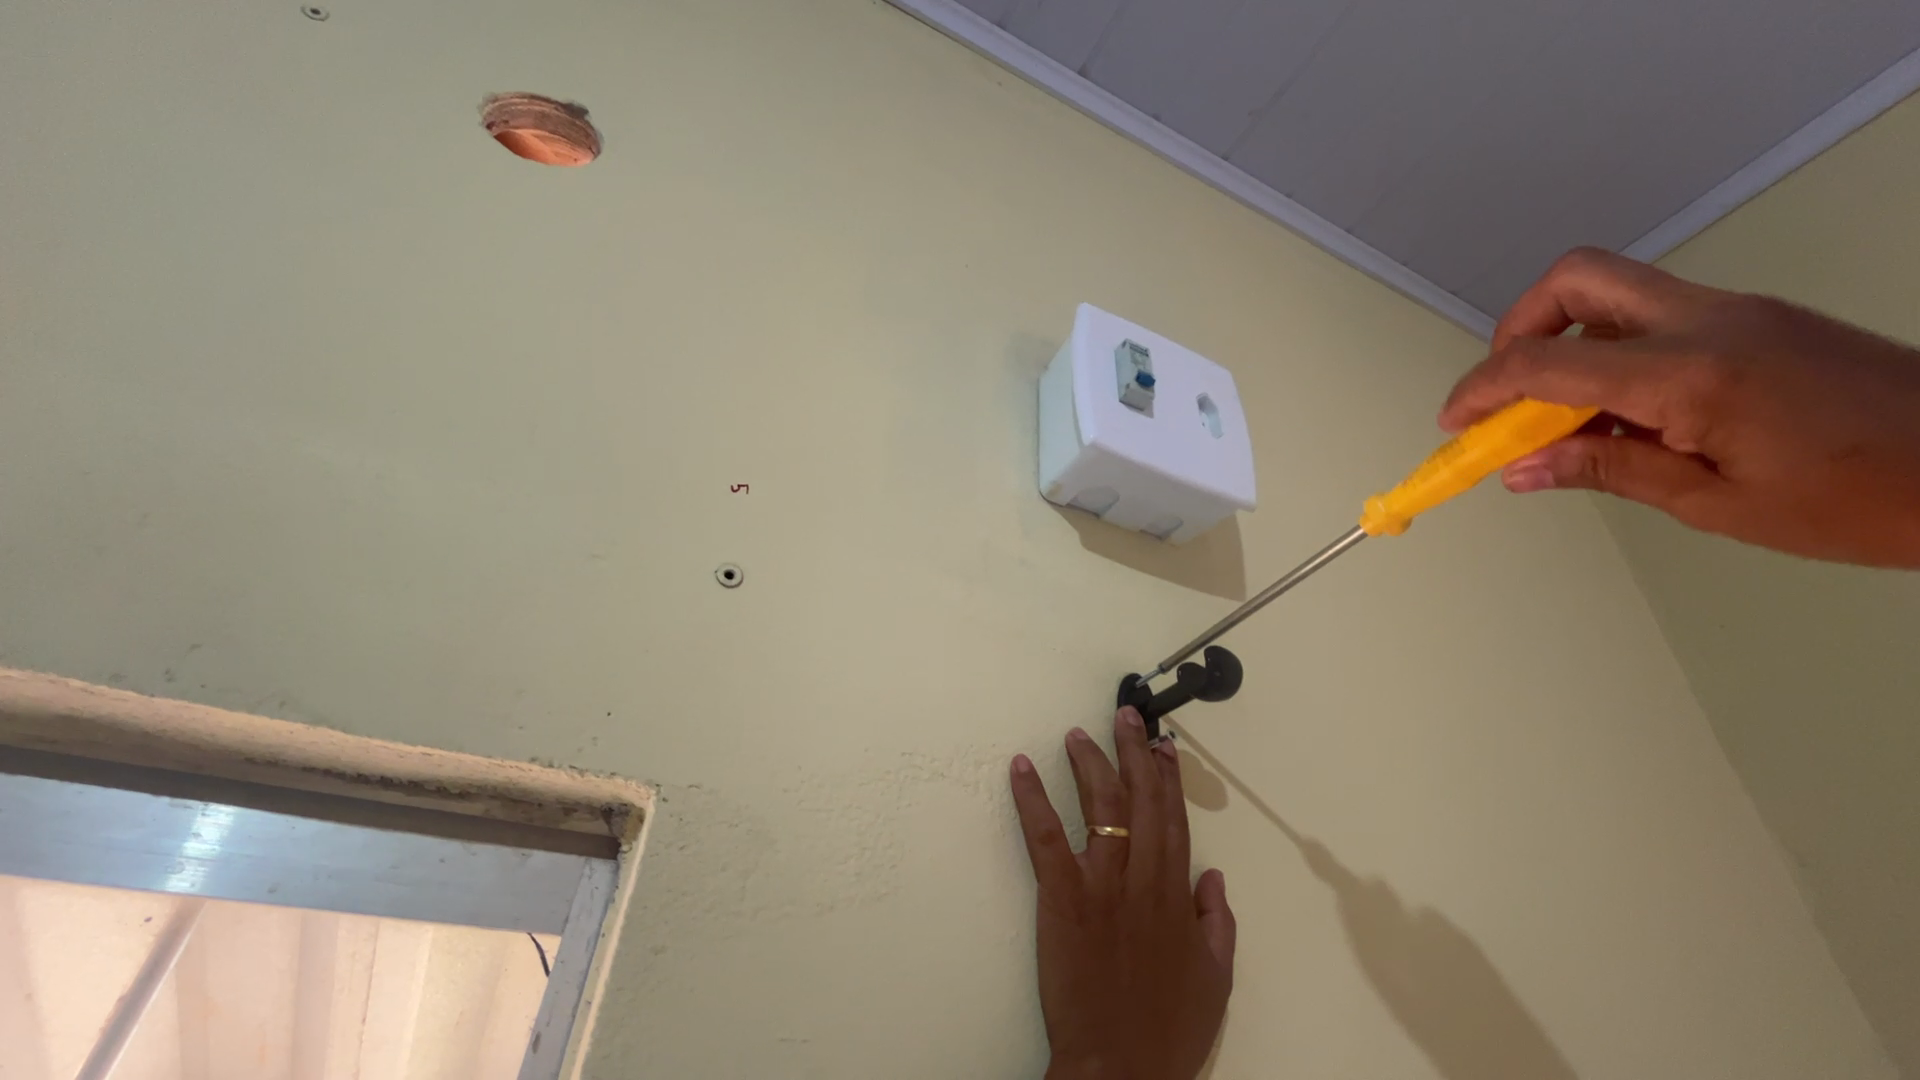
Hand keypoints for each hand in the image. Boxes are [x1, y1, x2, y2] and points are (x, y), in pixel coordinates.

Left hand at [1010, 709, 1235, 1079]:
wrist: (1120, 1067)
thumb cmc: (1168, 1026)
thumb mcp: (1216, 976)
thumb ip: (1217, 920)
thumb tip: (1213, 874)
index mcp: (1177, 892)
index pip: (1174, 818)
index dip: (1169, 776)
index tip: (1162, 744)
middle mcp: (1143, 876)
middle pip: (1141, 799)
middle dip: (1133, 752)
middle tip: (1124, 714)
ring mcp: (1102, 883)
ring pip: (1100, 807)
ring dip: (1090, 763)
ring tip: (1077, 733)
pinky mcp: (1062, 896)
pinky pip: (1045, 837)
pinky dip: (1032, 798)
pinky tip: (1020, 767)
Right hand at [1440, 247, 1919, 567]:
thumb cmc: (1861, 501)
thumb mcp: (1715, 503)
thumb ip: (1607, 471)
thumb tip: (1520, 468)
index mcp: (1691, 374)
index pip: (1544, 362)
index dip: (1481, 390)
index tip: (1454, 424)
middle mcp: (1709, 322)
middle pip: (1575, 280)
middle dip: (1518, 330)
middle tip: (1510, 391)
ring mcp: (1737, 312)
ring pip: (1613, 294)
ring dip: (1565, 346)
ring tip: (1567, 419)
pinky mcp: (1756, 319)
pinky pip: (1654, 318)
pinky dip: (1610, 356)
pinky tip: (1625, 416)